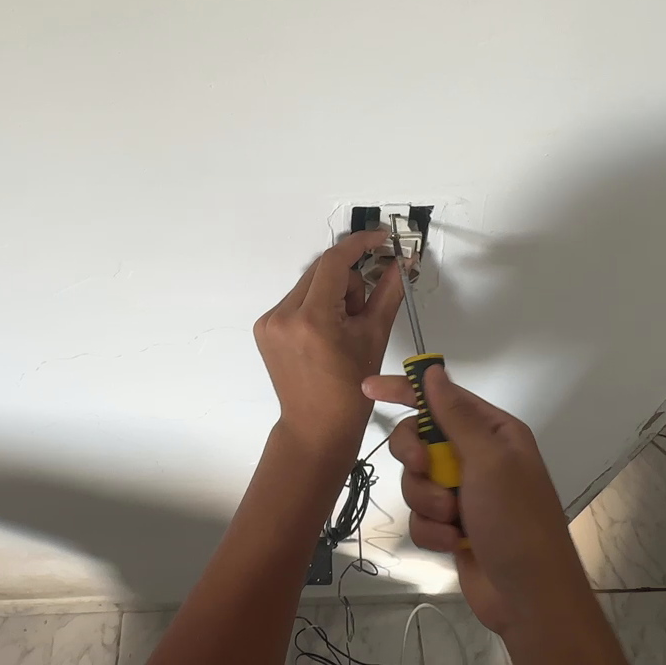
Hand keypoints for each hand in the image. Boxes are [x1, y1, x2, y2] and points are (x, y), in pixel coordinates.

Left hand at [253, 229, 404, 458]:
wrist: (316, 427)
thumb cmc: (349, 392)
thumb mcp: (374, 337)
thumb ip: (388, 292)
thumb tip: (401, 263)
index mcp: (312, 320)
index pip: (334, 262)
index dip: (360, 244)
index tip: (379, 238)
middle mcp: (283, 316)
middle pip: (322, 270)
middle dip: (348, 282)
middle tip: (360, 313)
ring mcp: (269, 322)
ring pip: (309, 283)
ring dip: (331, 294)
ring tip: (341, 329)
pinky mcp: (264, 327)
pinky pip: (296, 299)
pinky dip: (315, 306)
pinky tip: (324, 334)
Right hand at [364, 367, 623, 661]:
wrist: (530, 600)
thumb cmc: (516, 520)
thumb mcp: (489, 461)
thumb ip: (456, 415)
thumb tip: (434, 370)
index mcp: (493, 432)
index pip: (440, 397)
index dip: (404, 390)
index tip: (369, 388)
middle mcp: (477, 455)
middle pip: (419, 437)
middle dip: (415, 457)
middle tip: (422, 467)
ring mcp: (463, 491)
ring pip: (416, 478)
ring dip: (428, 500)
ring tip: (452, 519)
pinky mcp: (452, 524)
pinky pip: (420, 513)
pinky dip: (432, 528)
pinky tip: (455, 542)